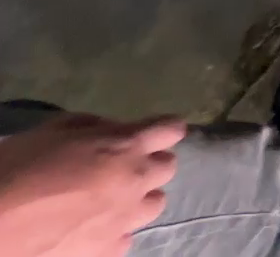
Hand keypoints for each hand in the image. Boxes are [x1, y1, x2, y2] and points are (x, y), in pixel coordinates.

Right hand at [0, 114, 184, 256]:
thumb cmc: (7, 175)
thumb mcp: (50, 133)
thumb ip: (93, 127)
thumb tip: (112, 130)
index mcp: (128, 147)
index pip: (172, 129)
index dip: (159, 132)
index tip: (143, 137)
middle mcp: (135, 180)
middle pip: (165, 167)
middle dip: (146, 166)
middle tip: (117, 172)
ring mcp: (123, 219)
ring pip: (153, 204)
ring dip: (135, 200)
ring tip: (106, 205)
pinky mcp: (104, 252)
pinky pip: (125, 240)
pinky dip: (112, 235)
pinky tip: (88, 234)